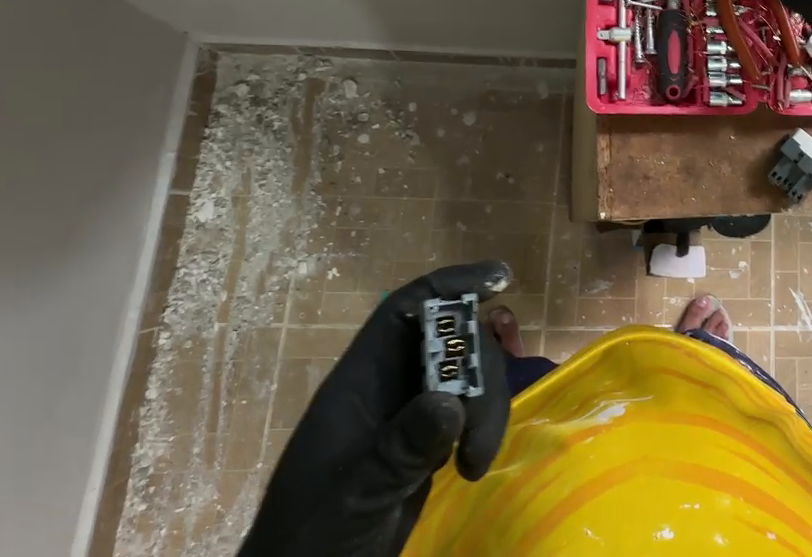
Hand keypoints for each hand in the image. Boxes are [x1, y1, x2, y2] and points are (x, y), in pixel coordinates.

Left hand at [236, 261, 512, 556]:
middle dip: (481, 375)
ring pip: (468, 376)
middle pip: (452, 343)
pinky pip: (470, 411)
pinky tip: (475, 463)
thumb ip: (400, 447)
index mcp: (361, 378)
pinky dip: (484, 426)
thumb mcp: (354, 491)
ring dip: (487, 407)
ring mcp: (412, 413)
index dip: (450, 285)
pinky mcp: (429, 443)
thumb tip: (451, 401)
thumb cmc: (311, 534)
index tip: (500, 279)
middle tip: (479, 434)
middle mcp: (390, 384)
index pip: (406, 309)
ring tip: (476, 460)